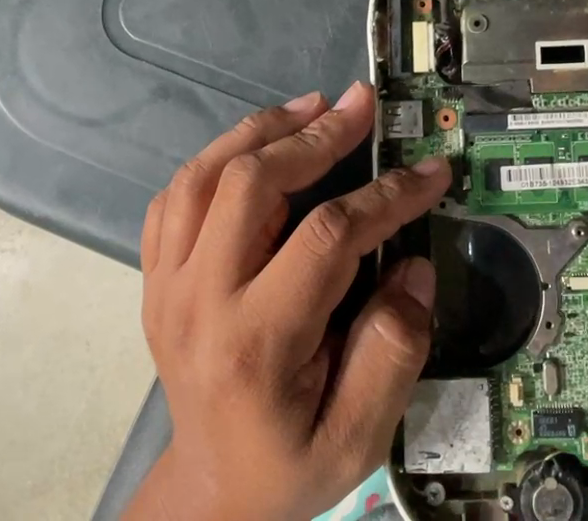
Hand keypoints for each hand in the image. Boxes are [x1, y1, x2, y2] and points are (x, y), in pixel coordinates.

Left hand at [128, 84, 451, 520]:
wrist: (211, 489)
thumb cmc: (289, 461)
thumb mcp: (359, 438)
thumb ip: (393, 353)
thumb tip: (413, 267)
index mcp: (256, 341)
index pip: (326, 238)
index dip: (386, 196)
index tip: (430, 171)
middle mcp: (200, 300)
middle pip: (251, 184)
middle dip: (316, 135)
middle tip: (362, 104)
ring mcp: (168, 284)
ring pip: (203, 176)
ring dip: (261, 130)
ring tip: (312, 106)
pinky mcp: (157, 278)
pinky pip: (174, 197)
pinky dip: (216, 158)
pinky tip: (256, 147)